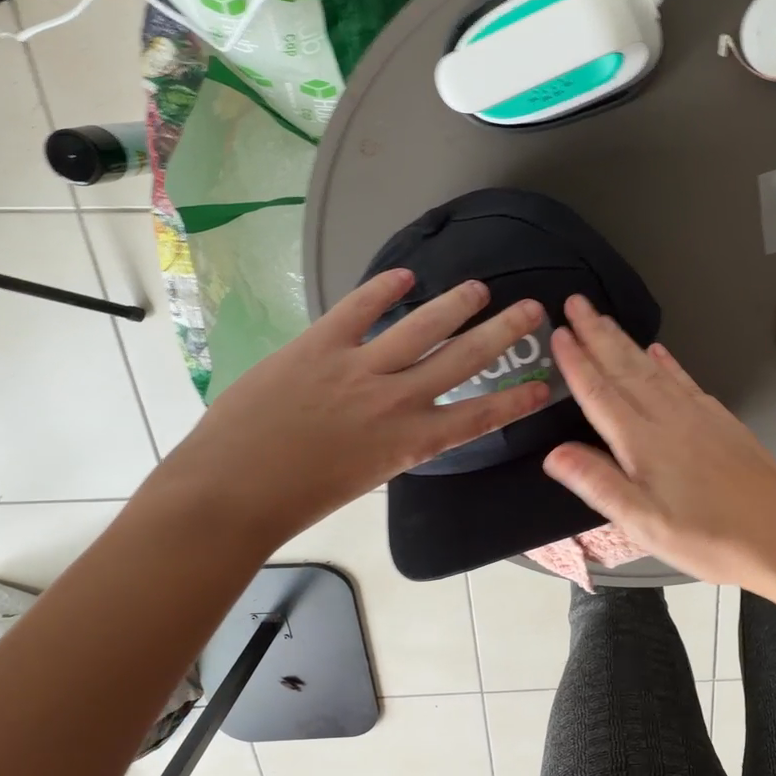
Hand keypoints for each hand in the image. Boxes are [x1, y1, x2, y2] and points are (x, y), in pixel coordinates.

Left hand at [155, 270, 549, 547]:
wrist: (232, 492)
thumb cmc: (296, 499)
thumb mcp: (364, 475)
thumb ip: (391, 442)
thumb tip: (399, 413)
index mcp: (409, 444)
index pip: (478, 418)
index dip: (514, 401)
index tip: (542, 386)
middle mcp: (396, 401)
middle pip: (463, 360)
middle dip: (502, 333)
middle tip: (531, 309)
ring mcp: (358, 370)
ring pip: (422, 328)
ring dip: (456, 305)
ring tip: (480, 288)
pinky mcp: (318, 347)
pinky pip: (358, 310)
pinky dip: (383, 290)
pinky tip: (406, 276)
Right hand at [542, 294, 775, 590]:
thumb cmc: (710, 538)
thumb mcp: (644, 524)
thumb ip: (599, 484)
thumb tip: (554, 454)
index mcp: (643, 443)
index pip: (600, 393)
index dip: (576, 363)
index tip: (558, 334)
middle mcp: (669, 419)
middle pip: (625, 368)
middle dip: (597, 334)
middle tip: (576, 303)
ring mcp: (698, 416)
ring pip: (653, 368)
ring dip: (625, 341)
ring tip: (604, 318)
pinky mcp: (721, 421)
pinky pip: (685, 380)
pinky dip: (668, 362)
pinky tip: (659, 352)